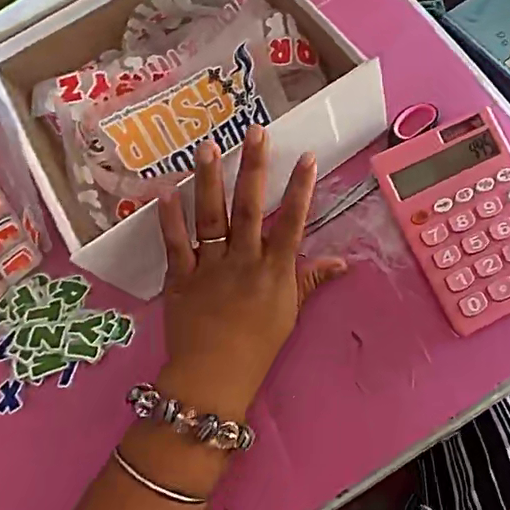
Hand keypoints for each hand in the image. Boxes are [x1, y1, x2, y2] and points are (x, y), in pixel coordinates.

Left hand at [155, 124, 347, 417]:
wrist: (213, 376)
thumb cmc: (259, 344)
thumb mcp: (292, 312)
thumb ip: (313, 281)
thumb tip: (343, 262)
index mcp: (275, 270)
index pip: (292, 221)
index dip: (300, 188)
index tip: (305, 156)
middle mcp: (244, 261)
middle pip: (250, 208)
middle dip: (254, 168)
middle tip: (254, 133)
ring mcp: (210, 268)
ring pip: (211, 218)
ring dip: (210, 180)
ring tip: (208, 147)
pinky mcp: (180, 278)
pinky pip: (175, 245)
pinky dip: (170, 219)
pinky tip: (166, 190)